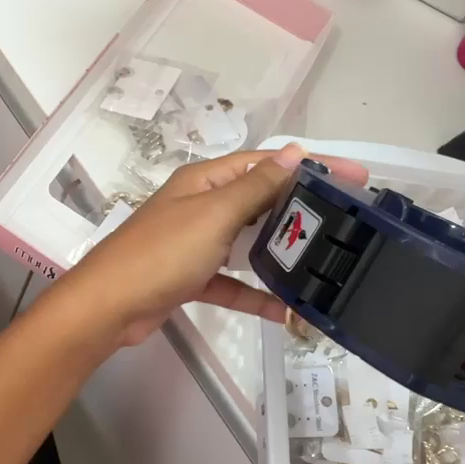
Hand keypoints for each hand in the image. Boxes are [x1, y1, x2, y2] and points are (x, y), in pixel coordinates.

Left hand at [44, 144, 366, 347]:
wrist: (108, 307)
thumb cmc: (161, 254)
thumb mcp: (213, 214)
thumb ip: (255, 186)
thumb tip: (294, 151)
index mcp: (204, 181)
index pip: (266, 163)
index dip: (311, 166)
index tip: (356, 178)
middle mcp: (199, 206)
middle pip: (260, 202)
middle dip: (301, 211)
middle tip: (349, 225)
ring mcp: (194, 244)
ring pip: (248, 244)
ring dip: (281, 255)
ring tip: (326, 265)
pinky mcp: (190, 280)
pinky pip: (232, 283)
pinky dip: (255, 294)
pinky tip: (286, 311)